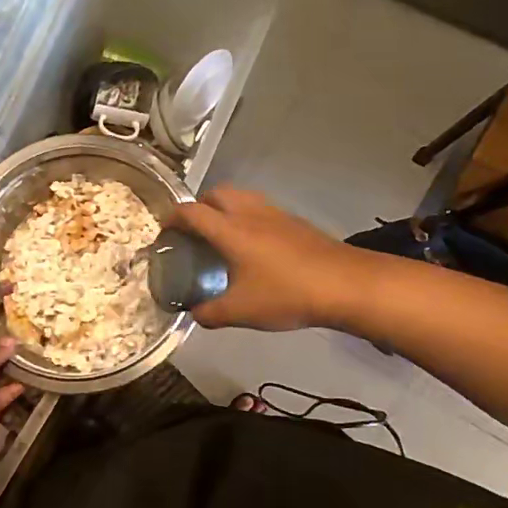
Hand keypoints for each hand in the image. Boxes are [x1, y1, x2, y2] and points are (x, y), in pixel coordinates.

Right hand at [169, 189, 373, 330]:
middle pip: (217, 194)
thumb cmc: (286, 295)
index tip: (164, 232)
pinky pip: (263, 210)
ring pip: (243, 198)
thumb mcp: (241, 312)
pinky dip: (249, 219)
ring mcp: (277, 214)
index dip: (172, 219)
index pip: (192, 212)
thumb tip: (194, 314)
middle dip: (200, 207)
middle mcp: (251, 213)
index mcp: (231, 229)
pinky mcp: (297, 223)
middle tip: (194, 233)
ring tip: (223, 238)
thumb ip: (210, 313)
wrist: (343, 284)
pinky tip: (255, 248)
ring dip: (226, 209)